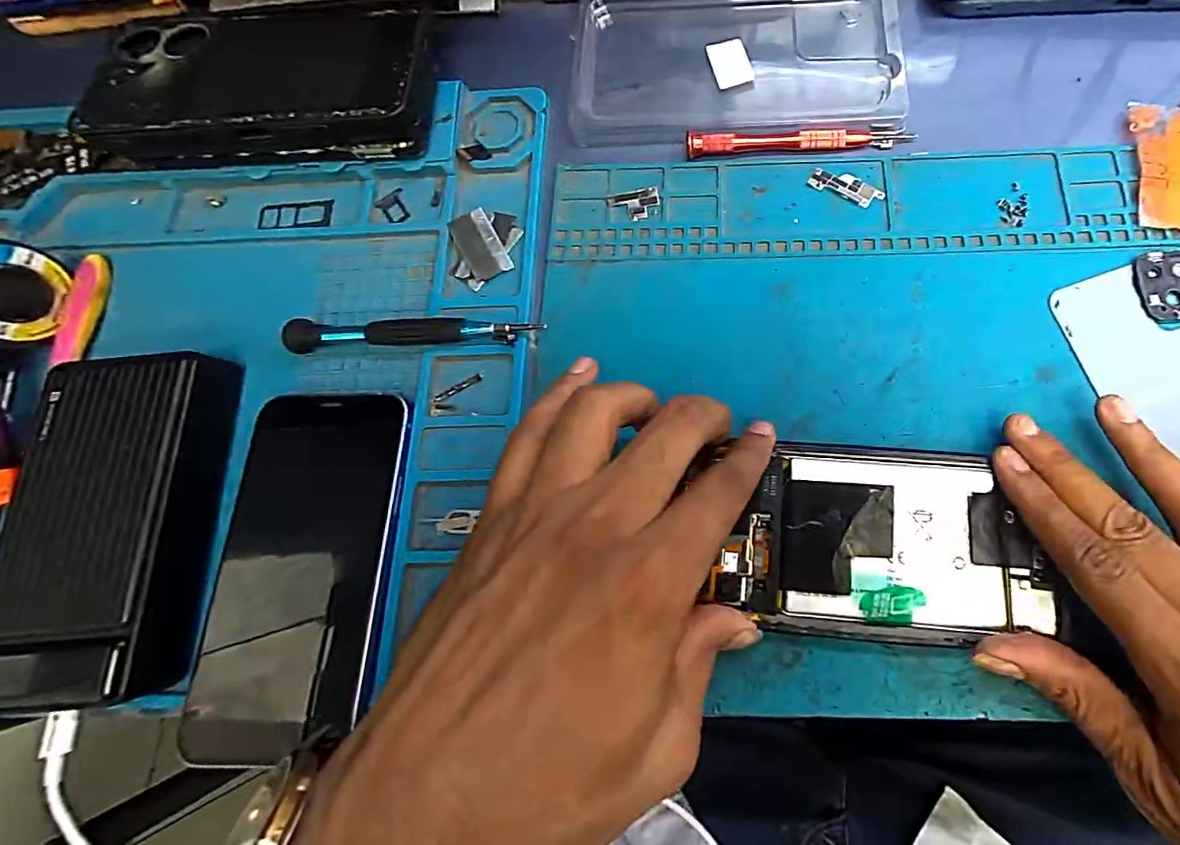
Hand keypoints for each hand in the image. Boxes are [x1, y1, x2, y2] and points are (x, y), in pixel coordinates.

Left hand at [298, 359, 775, 844]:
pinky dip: (558, 396)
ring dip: (634, 396)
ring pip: (593, 415)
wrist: (419, 804)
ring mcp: (537, 515)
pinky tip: (579, 378)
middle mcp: (598, 529)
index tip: (760, 438)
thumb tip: (734, 619)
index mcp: (651, 584)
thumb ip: (701, 666)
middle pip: (666, 435)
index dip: (748, 457)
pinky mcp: (491, 520)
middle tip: (718, 422)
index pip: (718, 494)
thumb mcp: (657, 749)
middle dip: (705, 415)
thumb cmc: (548, 787)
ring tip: (652, 405)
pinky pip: (527, 436)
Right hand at [972, 397, 1179, 844]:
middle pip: (1134, 528)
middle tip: (1027, 429)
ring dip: (1152, 456)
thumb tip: (996, 648)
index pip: (1096, 564)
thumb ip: (1078, 697)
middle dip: (1070, 472)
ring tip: (1113, 408)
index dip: (1046, 508)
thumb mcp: (1153, 781)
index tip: (1012, 465)